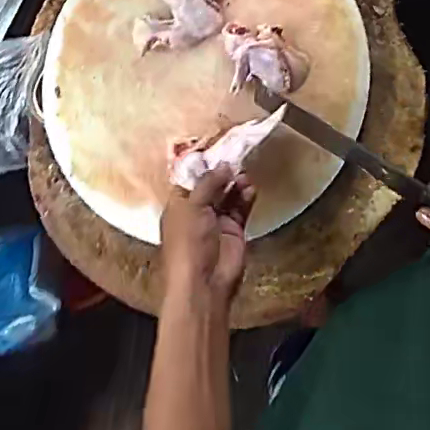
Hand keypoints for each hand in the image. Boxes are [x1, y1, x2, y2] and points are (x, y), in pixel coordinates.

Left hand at [160, 168, 256, 307]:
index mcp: (178, 206)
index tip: (218, 146)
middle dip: (223, 172)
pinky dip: (246, 197)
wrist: (205, 284)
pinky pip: (241, 207)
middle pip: (211, 185)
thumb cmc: (189, 244)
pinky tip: (251, 189)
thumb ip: (208, 183)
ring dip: (236, 183)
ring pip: (228, 194)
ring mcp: (216, 221)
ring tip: (245, 175)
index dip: (202, 164)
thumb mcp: (192, 207)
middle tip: (237, 156)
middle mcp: (196, 211)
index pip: (189, 179)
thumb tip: (224, 165)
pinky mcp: (234, 229)